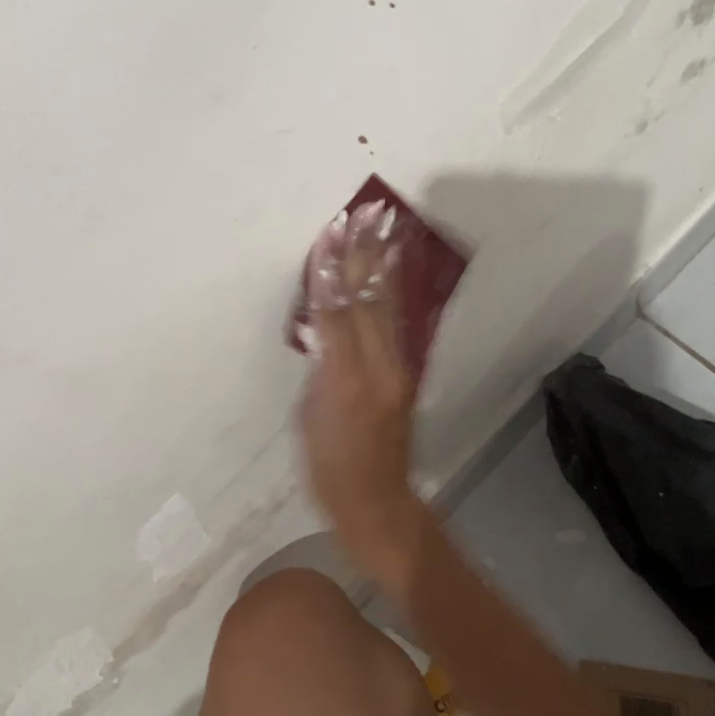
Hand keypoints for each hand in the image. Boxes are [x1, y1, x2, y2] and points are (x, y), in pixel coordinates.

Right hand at [301, 201, 430, 592]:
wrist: (380, 504)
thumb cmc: (329, 471)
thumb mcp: (309, 419)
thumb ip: (319, 367)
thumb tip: (321, 327)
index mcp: (345, 381)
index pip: (336, 313)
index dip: (330, 271)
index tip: (328, 232)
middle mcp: (377, 368)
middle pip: (367, 299)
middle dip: (363, 253)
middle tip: (364, 211)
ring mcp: (396, 369)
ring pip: (386, 304)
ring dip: (382, 261)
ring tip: (384, 224)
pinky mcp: (405, 373)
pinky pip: (395, 321)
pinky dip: (391, 288)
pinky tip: (391, 265)